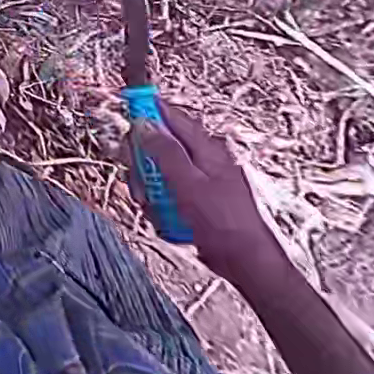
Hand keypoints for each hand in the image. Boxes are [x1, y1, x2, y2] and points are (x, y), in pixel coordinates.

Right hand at [133, 104, 289, 285]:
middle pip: (158, 144)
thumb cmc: (224, 223)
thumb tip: (144, 123)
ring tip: (154, 205)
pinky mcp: (194, 198)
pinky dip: (159, 203)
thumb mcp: (188, 183)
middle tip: (140, 181)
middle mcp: (202, 159)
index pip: (170, 115)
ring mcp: (198, 179)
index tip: (126, 112)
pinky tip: (165, 218)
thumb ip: (164, 151)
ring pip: (157, 170)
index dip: (146, 110)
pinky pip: (165, 191)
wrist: (247, 263)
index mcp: (205, 148)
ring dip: (149, 188)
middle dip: (142, 162)